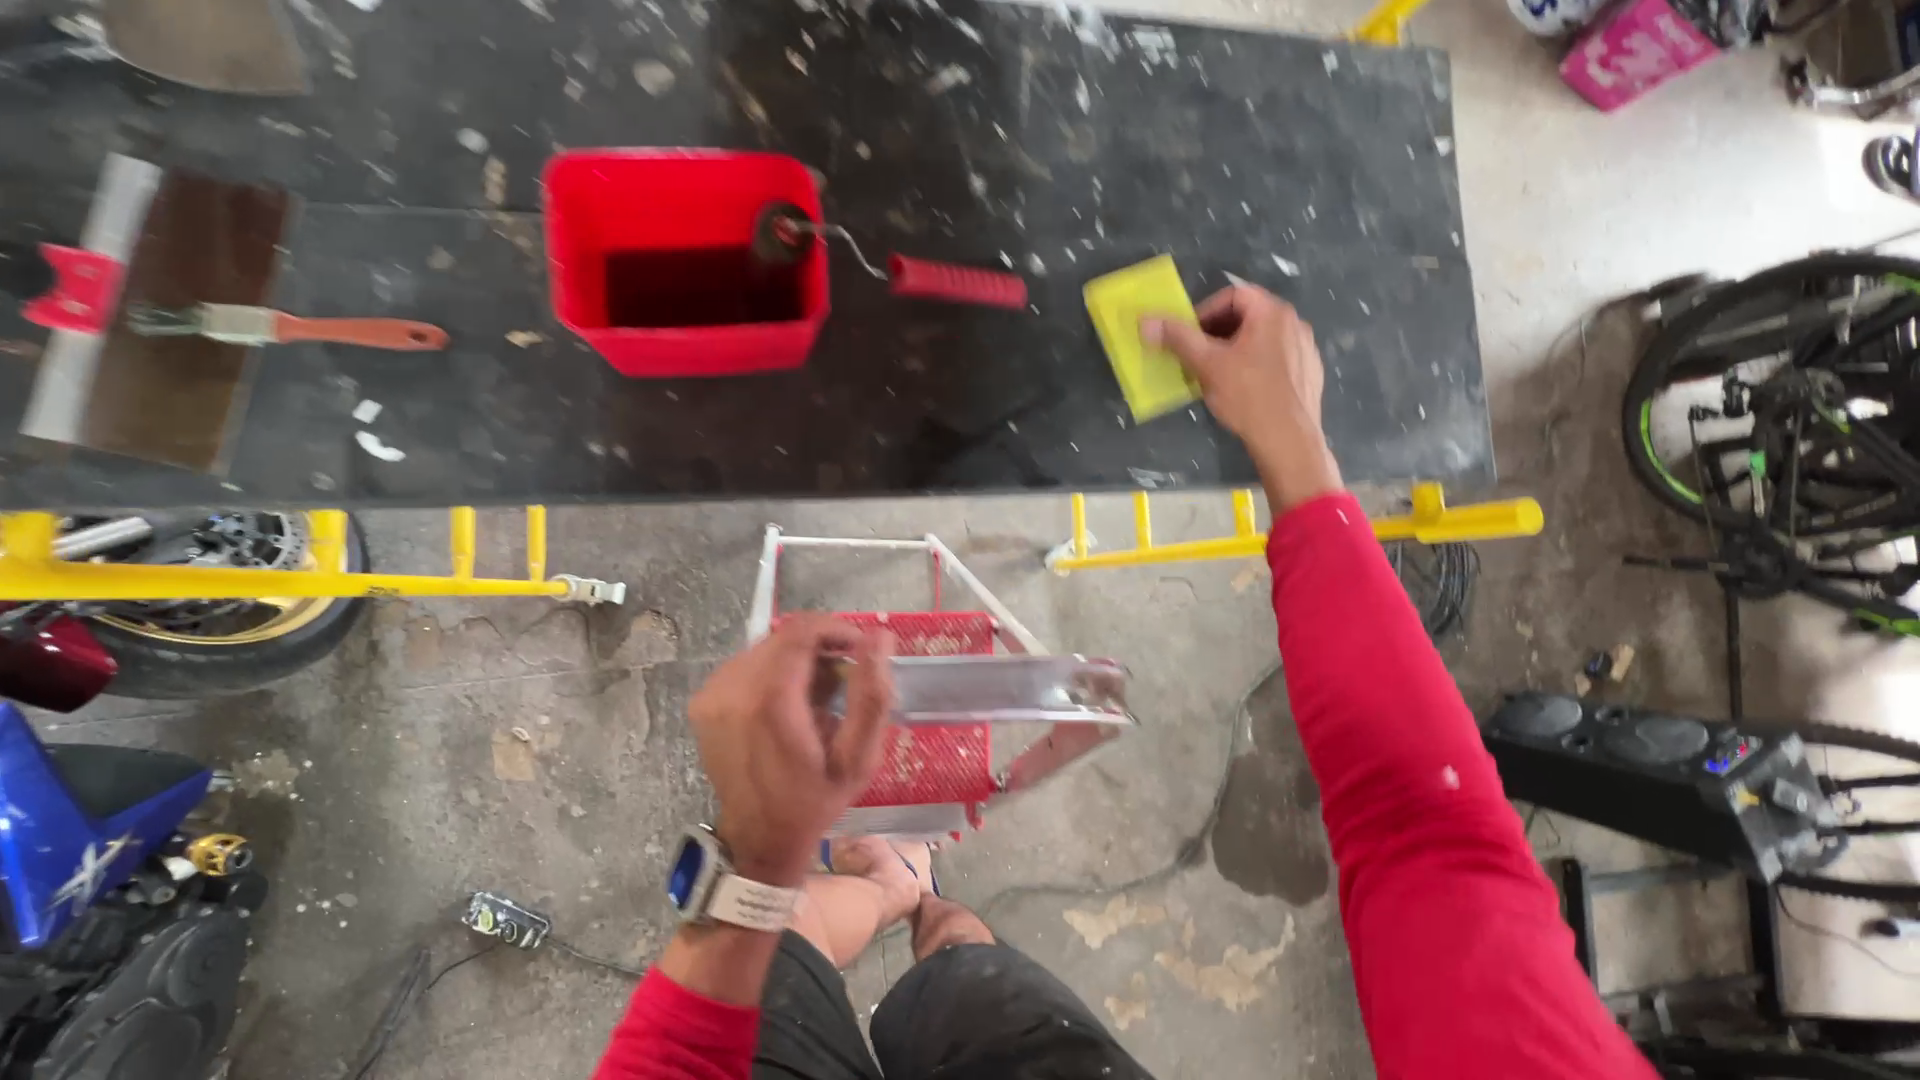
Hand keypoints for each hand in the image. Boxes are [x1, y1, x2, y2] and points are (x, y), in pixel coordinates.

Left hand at [688, 614, 894, 886]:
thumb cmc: (815, 798)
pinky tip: (787, 704)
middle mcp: (732, 687)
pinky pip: (744, 667)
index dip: (836, 629)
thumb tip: (879, 637)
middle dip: (818, 647)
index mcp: (770, 698)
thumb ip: (871, 694)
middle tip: (843, 678)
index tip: (858, 649)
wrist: (760, 838)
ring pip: (763, 649)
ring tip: (817, 695)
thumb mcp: (858, 756)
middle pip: (782, 637)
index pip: (801, 629)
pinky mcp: (703, 703)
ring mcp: (712, 694)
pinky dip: (771, 674)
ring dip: (795, 659)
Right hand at [1142, 285, 1343, 512]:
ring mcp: (1306, 348)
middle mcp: (1295, 322)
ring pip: (1262, 339)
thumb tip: (1145, 320)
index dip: (1204, 312)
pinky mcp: (1310, 373)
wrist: (1288, 439)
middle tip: (1198, 357)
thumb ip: (1177, 338)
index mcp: (1273, 312)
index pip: (1233, 295)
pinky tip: (1246, 391)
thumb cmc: (1247, 396)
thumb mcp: (1206, 364)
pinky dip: (1257, 365)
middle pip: (1248, 316)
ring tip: (1218, 375)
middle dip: (1217, 333)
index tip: (1189, 337)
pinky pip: (1277, 358)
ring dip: (1235, 350)